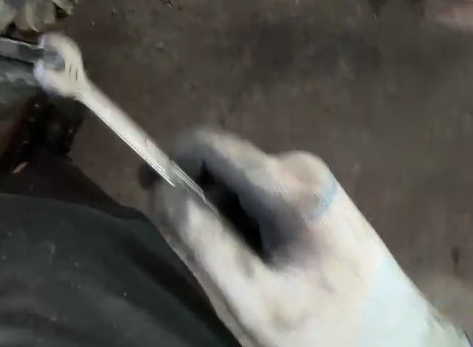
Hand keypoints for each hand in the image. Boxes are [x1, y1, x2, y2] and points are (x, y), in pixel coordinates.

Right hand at [147, 129, 468, 346]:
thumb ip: (202, 243)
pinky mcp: (315, 193)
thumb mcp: (256, 301)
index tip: (144, 191)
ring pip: (236, 180)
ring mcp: (311, 177)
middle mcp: (299, 165)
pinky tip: (261, 263)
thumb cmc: (328, 333)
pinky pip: (257, 192)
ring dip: (220, 214)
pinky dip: (242, 220)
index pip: (208, 144)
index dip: (168, 160)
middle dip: (198, 200)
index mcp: (288, 184)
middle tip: (199, 254)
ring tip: (238, 268)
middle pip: (221, 163)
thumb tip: (158, 191)